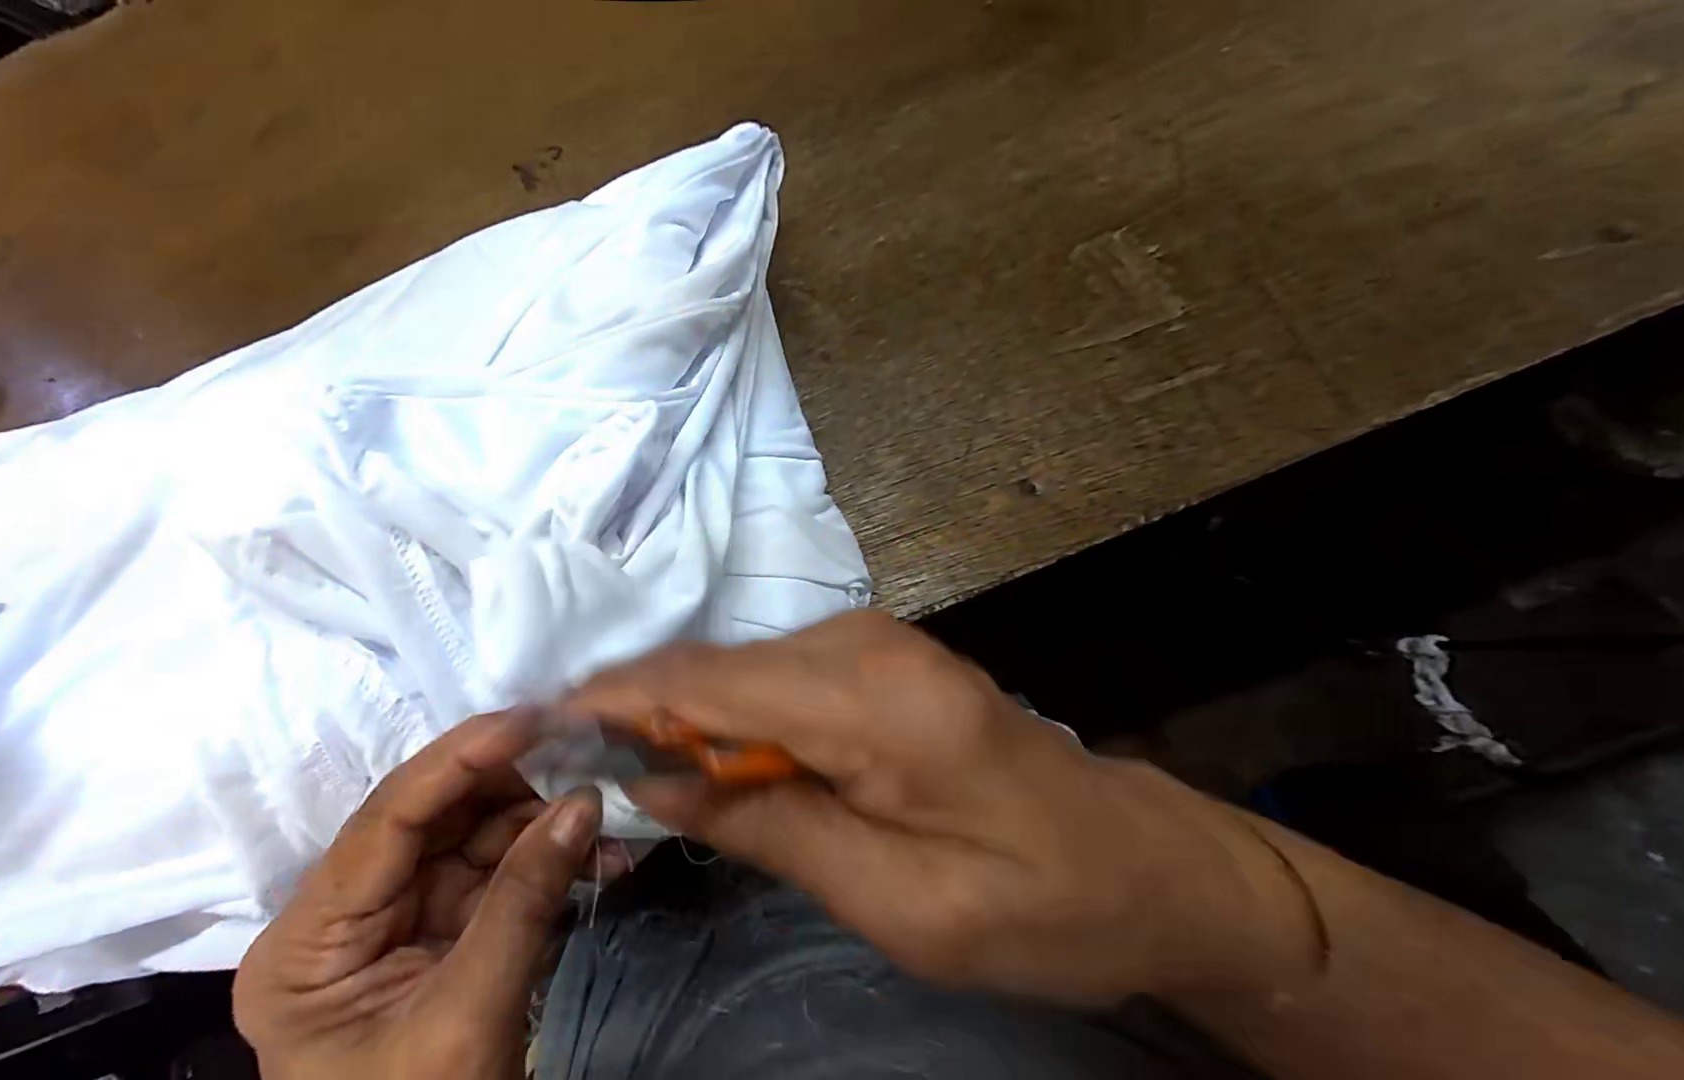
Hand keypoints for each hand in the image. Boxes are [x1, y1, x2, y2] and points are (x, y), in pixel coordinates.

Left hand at [232, 712, 604, 1079]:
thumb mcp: (467, 1018)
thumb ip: (524, 901)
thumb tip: (584, 800)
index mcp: (308, 941)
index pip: (385, 820)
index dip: (459, 759)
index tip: (530, 720)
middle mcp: (345, 914)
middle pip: (435, 818)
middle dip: (515, 786)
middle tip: (584, 756)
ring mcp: (400, 917)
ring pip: (476, 835)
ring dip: (545, 820)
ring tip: (607, 812)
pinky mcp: (445, 925)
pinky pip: (501, 870)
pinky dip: (551, 858)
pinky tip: (602, 855)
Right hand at [568, 611, 1323, 1003]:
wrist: (1140, 859)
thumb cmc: (1037, 902)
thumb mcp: (898, 902)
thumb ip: (768, 827)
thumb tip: (652, 781)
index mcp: (875, 700)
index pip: (710, 682)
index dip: (618, 699)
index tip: (543, 725)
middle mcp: (864, 643)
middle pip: (717, 667)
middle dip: (641, 713)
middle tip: (576, 768)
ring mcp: (873, 639)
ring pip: (740, 669)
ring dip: (686, 719)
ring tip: (635, 775)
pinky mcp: (876, 656)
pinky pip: (776, 676)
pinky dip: (733, 716)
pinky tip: (718, 762)